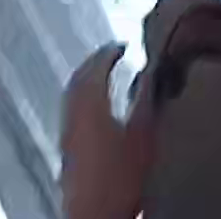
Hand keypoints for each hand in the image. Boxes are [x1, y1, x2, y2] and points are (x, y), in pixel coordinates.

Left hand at [61, 43, 153, 218]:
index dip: (108, 53)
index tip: (124, 44)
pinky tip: (99, 106)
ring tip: (106, 74)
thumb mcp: (144, 132)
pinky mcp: (67, 155)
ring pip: (72, 97)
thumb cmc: (122, 177)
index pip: (93, 70)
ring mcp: (67, 138)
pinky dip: (84, 97)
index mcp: (90, 107)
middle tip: (113, 53)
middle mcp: (73, 118)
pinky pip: (72, 112)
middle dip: (94, 63)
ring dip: (87, 80)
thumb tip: (153, 70)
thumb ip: (148, 96)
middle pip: (77, 81)